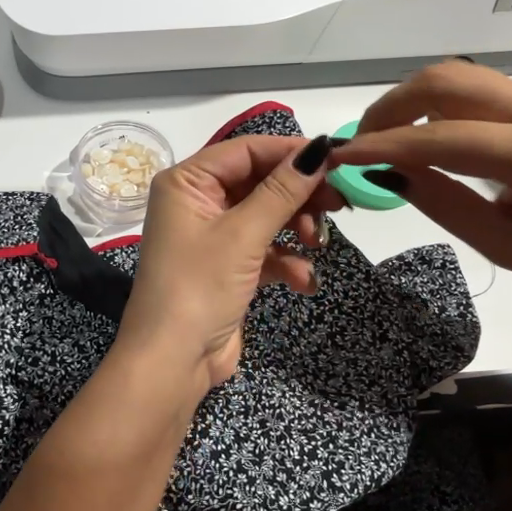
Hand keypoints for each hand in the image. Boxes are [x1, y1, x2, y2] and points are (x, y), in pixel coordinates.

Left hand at [121, 135, 346, 387]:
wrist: (173, 362)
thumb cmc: (199, 286)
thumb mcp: (243, 234)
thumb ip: (283, 191)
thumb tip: (319, 148)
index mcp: (186, 182)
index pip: (246, 150)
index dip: (291, 153)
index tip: (337, 159)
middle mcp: (196, 202)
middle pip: (259, 182)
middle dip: (298, 196)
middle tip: (338, 205)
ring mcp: (211, 237)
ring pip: (266, 217)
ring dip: (296, 230)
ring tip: (317, 245)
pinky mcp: (226, 268)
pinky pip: (264, 250)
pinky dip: (285, 261)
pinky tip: (303, 280)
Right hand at [331, 61, 511, 301]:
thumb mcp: (495, 241)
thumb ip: (438, 200)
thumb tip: (386, 170)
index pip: (438, 136)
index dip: (382, 144)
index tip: (340, 154)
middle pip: (445, 81)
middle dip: (392, 106)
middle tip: (362, 141)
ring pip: (458, 75)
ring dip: (412, 99)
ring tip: (385, 136)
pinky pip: (476, 88)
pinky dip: (437, 102)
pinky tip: (422, 132)